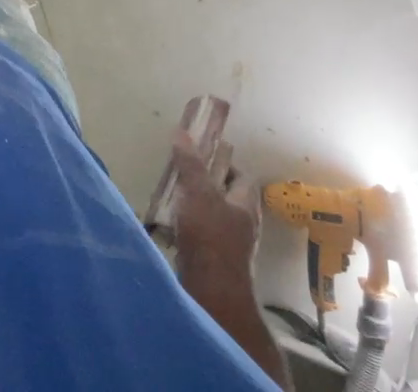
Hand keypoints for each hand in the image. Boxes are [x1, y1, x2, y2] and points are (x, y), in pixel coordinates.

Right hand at [169, 133, 260, 286]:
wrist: (212, 286)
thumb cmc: (209, 234)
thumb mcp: (197, 192)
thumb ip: (190, 164)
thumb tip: (182, 132)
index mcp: (246, 203)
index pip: (242, 176)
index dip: (224, 163)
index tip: (201, 157)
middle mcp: (244, 221)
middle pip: (227, 195)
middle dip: (206, 184)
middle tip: (181, 175)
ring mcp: (232, 241)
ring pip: (215, 214)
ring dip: (196, 205)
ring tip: (172, 198)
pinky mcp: (217, 256)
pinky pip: (205, 233)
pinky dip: (190, 225)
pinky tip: (171, 226)